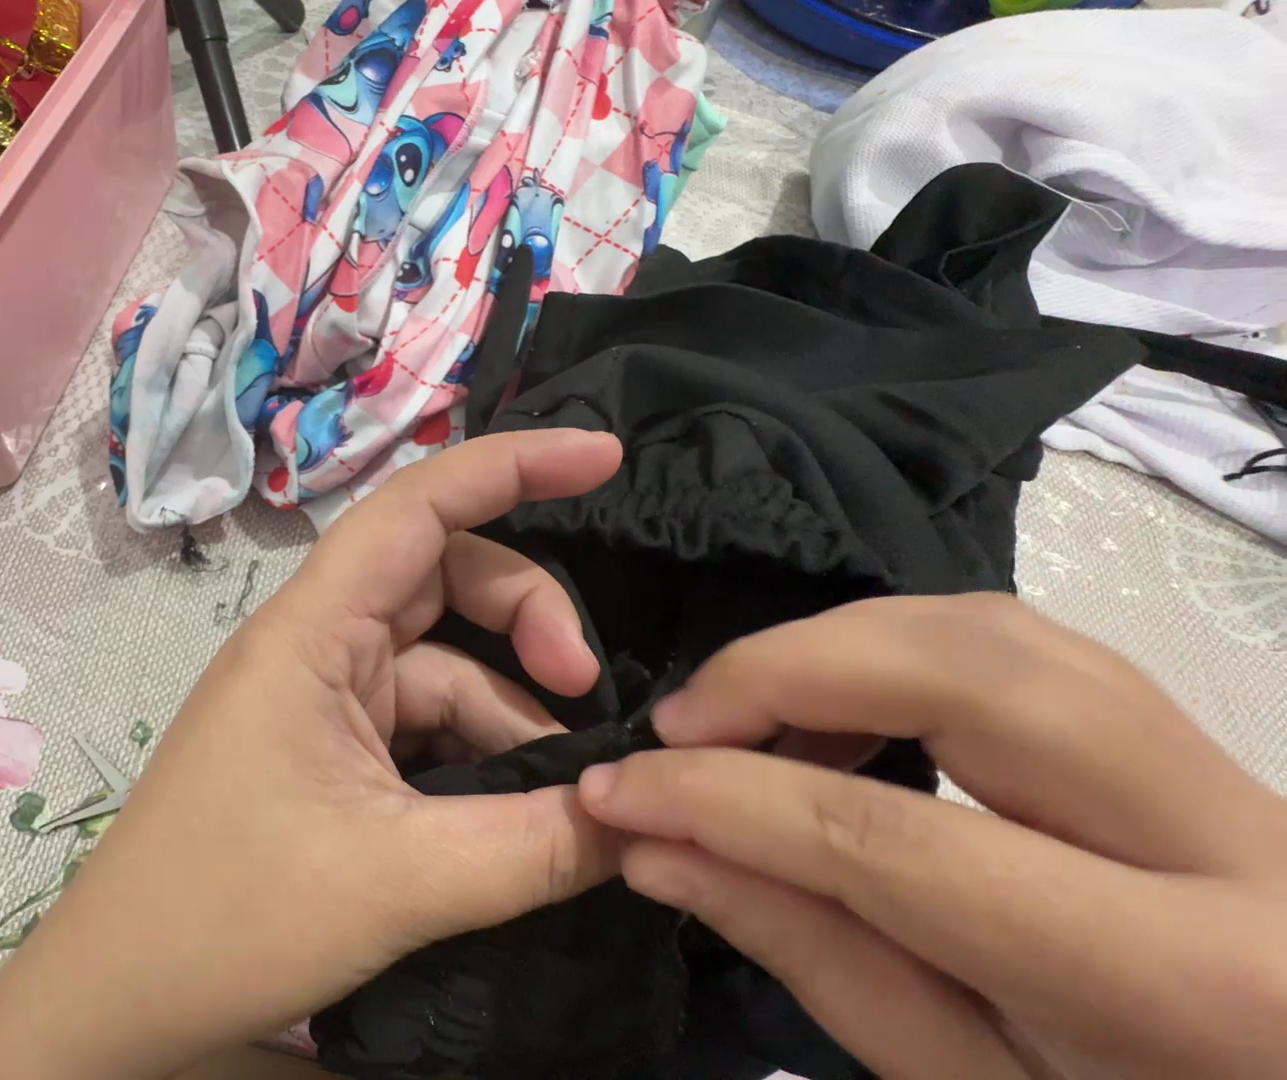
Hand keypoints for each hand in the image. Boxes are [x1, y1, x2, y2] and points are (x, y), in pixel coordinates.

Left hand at [0, 429, 625, 1079]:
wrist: (121, 993)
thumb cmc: (230, 919)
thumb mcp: (399, 881)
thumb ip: (532, 846)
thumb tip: (640, 816)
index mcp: (311, 631)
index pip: (417, 508)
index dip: (512, 465)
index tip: (604, 456)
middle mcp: (316, 640)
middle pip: (444, 576)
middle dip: (529, 616)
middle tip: (590, 692)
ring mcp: (321, 690)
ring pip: (443, 657)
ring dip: (511, 702)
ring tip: (567, 779)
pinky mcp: (328, 742)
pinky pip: (423, 715)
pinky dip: (477, 745)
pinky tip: (518, 803)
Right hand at [577, 594, 1286, 1079]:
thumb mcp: (952, 1078)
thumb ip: (802, 949)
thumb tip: (652, 848)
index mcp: (1186, 986)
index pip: (889, 841)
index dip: (724, 798)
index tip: (615, 785)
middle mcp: (1240, 844)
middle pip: (963, 672)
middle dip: (782, 673)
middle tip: (680, 723)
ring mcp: (1222, 766)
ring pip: (986, 628)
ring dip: (826, 647)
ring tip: (737, 713)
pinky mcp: (1178, 730)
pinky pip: (1005, 639)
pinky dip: (878, 649)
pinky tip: (823, 709)